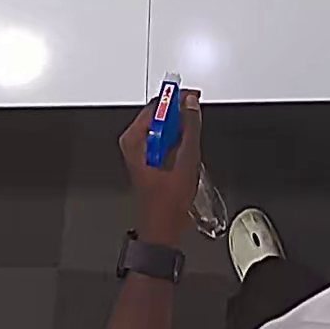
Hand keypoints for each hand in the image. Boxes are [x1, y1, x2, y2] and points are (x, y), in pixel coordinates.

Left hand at [118, 90, 201, 245]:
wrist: (162, 232)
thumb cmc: (166, 205)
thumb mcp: (184, 162)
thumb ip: (190, 130)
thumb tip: (190, 105)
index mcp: (134, 140)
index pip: (155, 106)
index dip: (175, 99)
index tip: (192, 96)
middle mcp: (133, 144)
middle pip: (158, 115)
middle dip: (179, 112)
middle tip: (195, 108)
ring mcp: (140, 152)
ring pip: (162, 127)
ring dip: (179, 125)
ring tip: (193, 128)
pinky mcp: (148, 159)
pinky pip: (162, 138)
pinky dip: (176, 136)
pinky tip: (187, 144)